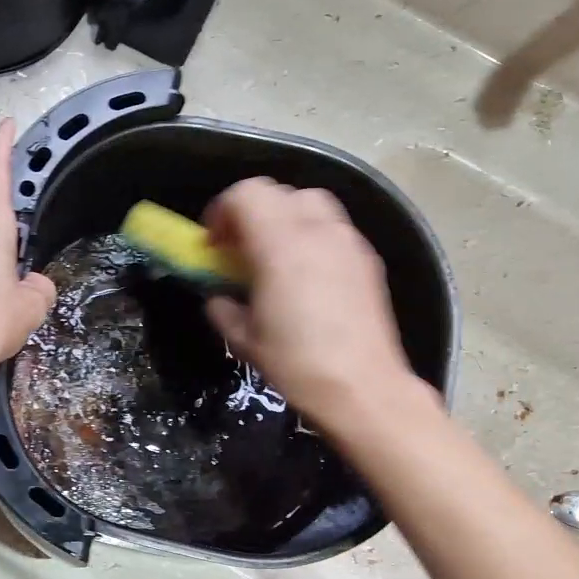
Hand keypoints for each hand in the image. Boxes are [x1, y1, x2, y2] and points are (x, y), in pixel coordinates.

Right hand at [203, 179, 419, 425]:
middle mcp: (317, 231)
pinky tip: (304, 276)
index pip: (247, 194)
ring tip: (272, 258)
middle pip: (279, 193)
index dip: (222, 211)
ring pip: (310, 204)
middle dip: (252, 213)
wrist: (361, 386)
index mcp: (280, 246)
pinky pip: (332, 229)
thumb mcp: (243, 340)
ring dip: (283, 220)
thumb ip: (223, 308)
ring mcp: (347, 241)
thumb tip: (219, 297)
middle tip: (238, 250)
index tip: (212, 243)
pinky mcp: (366, 258)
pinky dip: (310, 237)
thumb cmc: (295, 364)